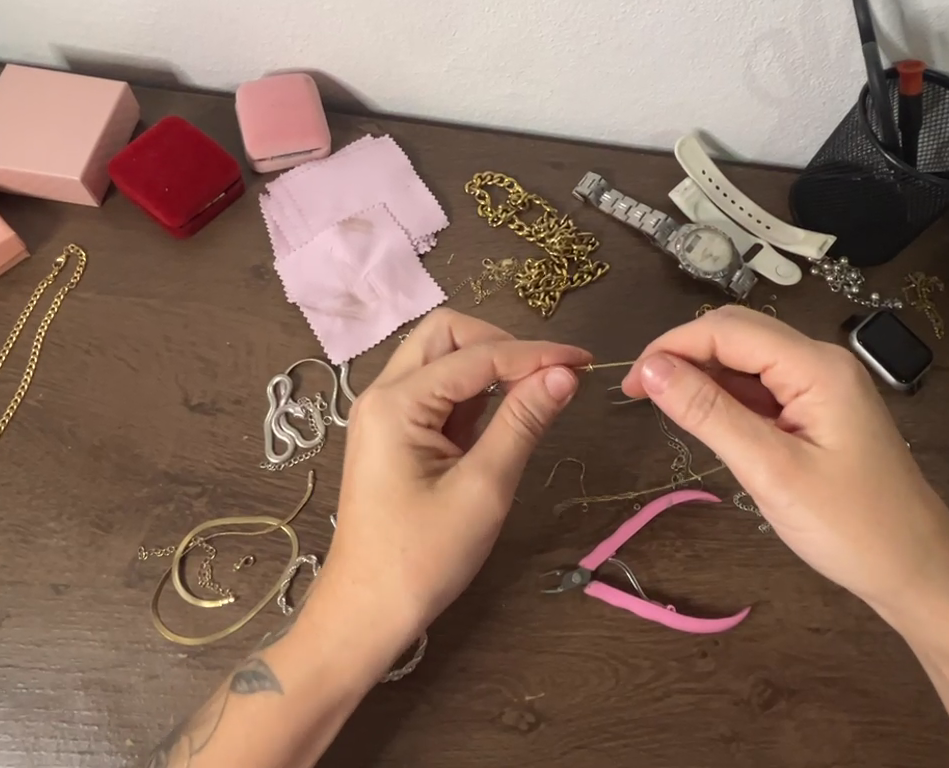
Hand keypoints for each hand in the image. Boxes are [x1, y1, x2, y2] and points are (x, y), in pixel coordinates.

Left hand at [305, 309, 590, 671]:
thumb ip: (523, 422)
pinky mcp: (393, 430)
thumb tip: (565, 374)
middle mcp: (383, 392)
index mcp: (397, 403)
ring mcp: (385, 410)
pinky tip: (500, 417)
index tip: (584, 361)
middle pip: (446, 334)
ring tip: (531, 398)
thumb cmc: (422, 559)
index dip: (535, 354)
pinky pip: (437, 389)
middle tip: (545, 377)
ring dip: (487, 366)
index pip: (477, 355)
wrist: (364, 615)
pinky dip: (473, 391)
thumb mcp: (483, 490)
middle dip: (500, 344)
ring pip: (441, 356)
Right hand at [619, 307, 948, 612]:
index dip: (672, 346)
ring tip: (667, 409)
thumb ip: (708, 413)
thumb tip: (651, 369)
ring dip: (703, 375)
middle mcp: (819, 361)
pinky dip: (726, 396)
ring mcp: (820, 383)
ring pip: (745, 358)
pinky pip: (761, 386)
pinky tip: (707, 419)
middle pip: (736, 334)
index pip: (727, 330)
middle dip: (683, 355)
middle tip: (641, 395)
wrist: (920, 574)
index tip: (631, 384)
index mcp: (816, 366)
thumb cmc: (850, 528)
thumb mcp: (770, 471)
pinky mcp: (817, 407)